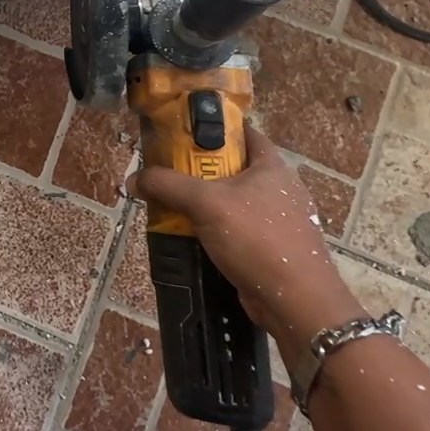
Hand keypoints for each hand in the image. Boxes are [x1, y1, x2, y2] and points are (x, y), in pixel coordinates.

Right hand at [127, 126, 366, 348]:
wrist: (297, 304)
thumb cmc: (258, 240)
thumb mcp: (206, 203)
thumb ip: (167, 185)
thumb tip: (133, 180)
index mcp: (272, 167)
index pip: (242, 132)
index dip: (212, 126)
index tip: (180, 128)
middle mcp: (278, 188)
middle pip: (231, 166)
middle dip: (197, 167)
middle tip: (165, 167)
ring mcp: (276, 220)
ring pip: (230, 199)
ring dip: (201, 200)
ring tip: (169, 200)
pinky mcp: (270, 247)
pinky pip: (233, 227)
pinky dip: (210, 227)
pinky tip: (187, 233)